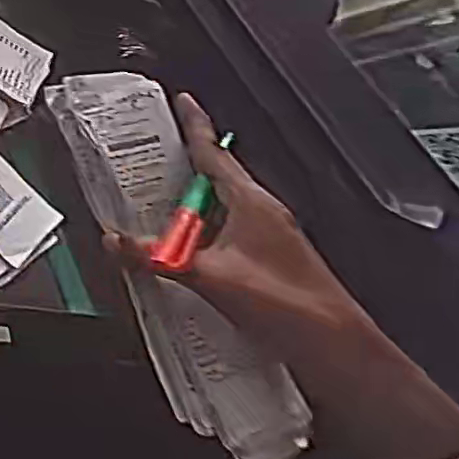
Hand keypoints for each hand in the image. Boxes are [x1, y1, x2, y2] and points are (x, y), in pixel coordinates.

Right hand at [102, 93, 368, 346]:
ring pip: (216, 205)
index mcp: (252, 203)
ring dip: (186, 203)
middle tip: (148, 152)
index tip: (182, 100)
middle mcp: (261, 213)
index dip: (195, 123)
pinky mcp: (266, 258)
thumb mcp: (210, 277)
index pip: (214, 151)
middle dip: (179, 163)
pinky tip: (178, 247)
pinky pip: (222, 230)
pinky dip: (197, 230)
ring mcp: (267, 236)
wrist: (344, 357)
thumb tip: (114, 241)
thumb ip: (155, 257)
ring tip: (152, 203)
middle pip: (212, 175)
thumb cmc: (292, 308)